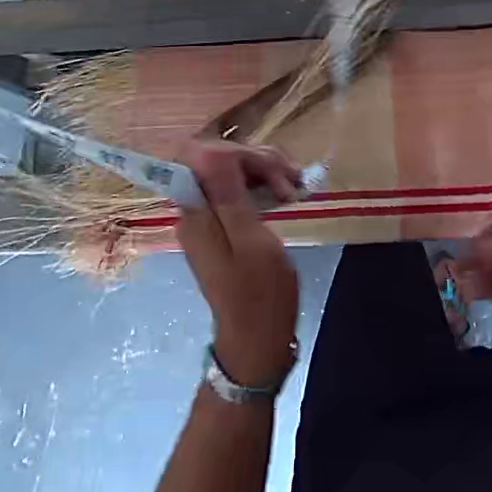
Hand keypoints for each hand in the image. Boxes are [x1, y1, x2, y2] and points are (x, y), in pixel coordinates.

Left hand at [176, 140, 302, 388]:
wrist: (256, 339)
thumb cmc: (259, 294)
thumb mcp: (251, 241)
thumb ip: (229, 196)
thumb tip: (209, 151)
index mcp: (195, 212)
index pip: (202, 156)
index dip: (239, 154)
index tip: (273, 171)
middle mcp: (195, 212)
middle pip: (219, 164)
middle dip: (259, 163)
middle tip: (295, 183)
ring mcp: (209, 221)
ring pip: (232, 177)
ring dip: (266, 174)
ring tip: (296, 189)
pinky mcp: (224, 230)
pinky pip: (238, 196)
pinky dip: (264, 190)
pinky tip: (287, 197)